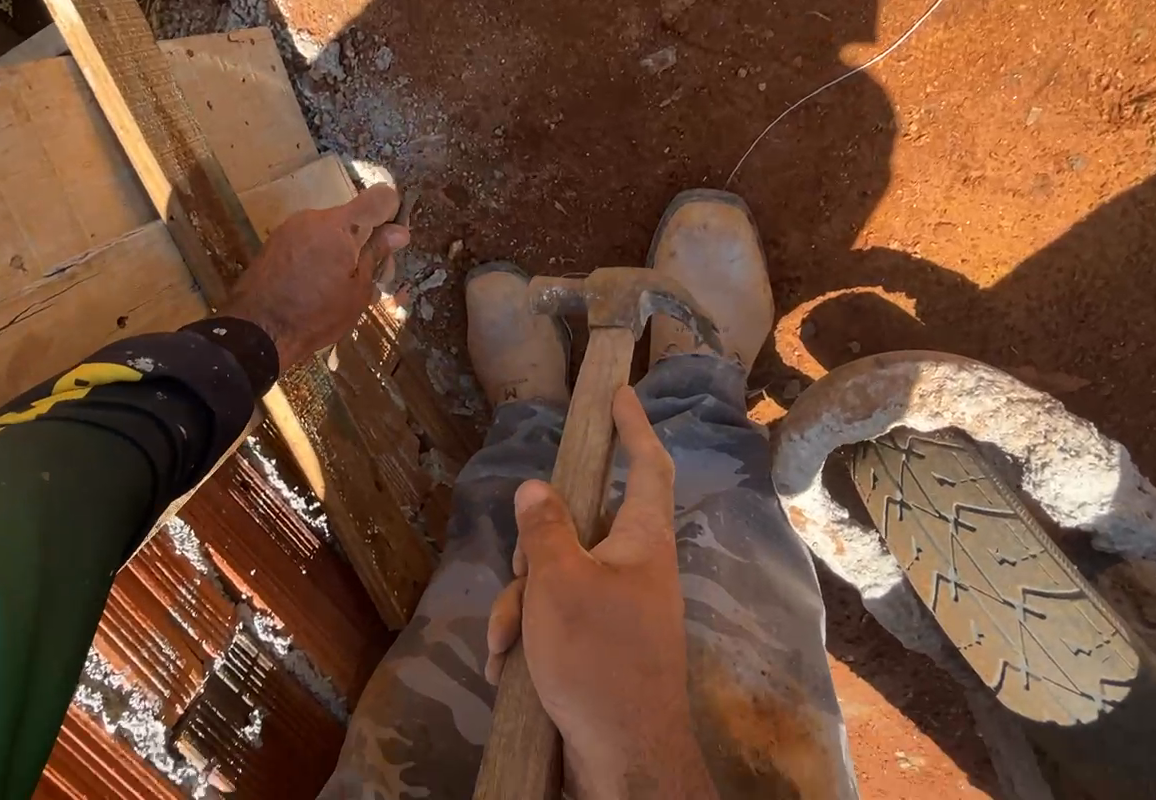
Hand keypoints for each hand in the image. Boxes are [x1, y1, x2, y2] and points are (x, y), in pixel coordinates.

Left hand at [225, 184, 409, 366]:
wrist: (256, 331)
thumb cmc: (316, 316)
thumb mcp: (357, 291)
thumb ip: (376, 255)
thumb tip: (399, 232)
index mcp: (341, 225)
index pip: (380, 197)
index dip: (393, 214)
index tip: (392, 243)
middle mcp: (315, 217)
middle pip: (355, 217)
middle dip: (368, 241)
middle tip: (372, 279)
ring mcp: (292, 227)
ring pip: (332, 230)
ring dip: (344, 250)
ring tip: (342, 288)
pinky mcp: (276, 242)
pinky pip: (310, 239)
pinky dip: (322, 255)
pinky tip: (318, 287)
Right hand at [484, 386, 717, 799]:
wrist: (625, 765)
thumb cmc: (600, 660)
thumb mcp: (559, 584)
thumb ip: (545, 529)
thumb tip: (537, 487)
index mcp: (641, 541)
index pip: (646, 465)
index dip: (634, 426)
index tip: (620, 393)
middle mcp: (633, 566)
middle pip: (576, 525)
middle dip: (534, 549)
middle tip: (523, 578)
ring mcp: (616, 606)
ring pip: (555, 574)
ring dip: (522, 604)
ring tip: (509, 646)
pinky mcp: (598, 641)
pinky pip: (554, 615)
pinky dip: (529, 633)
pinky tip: (509, 667)